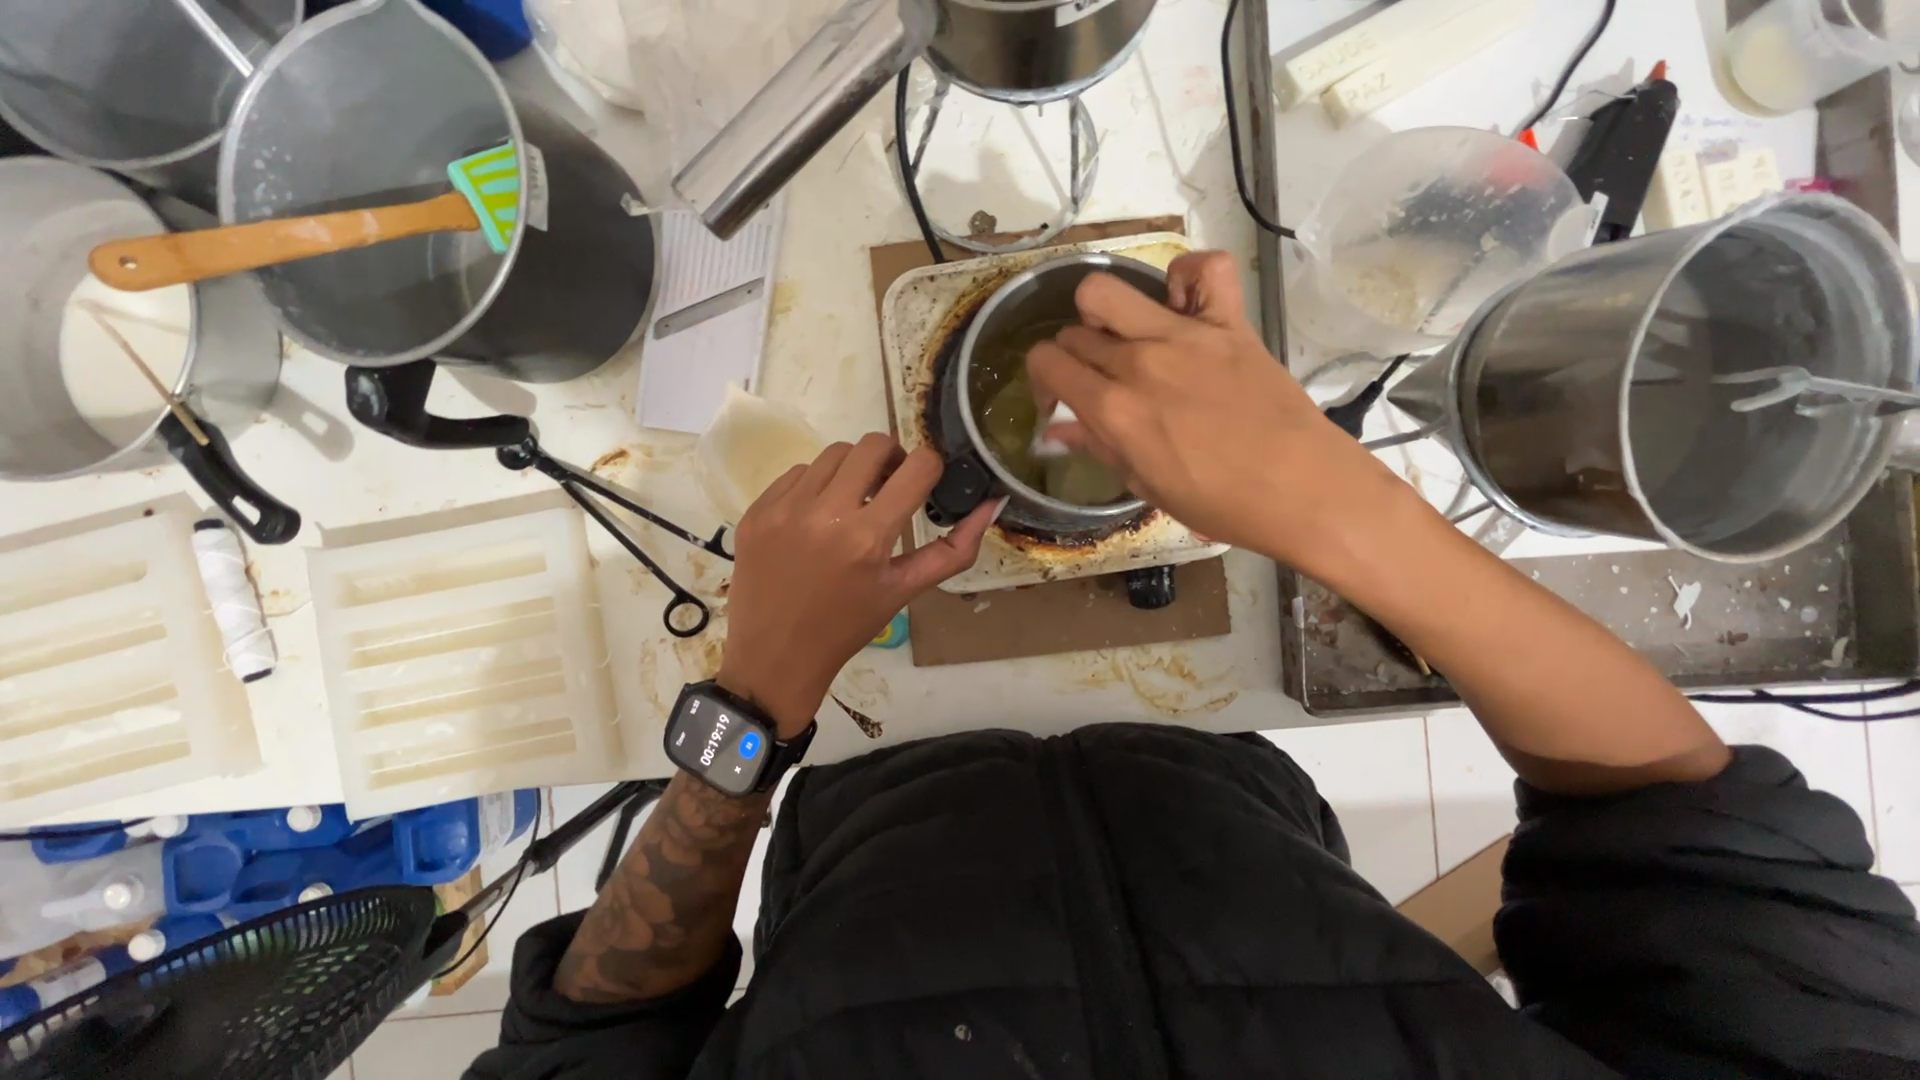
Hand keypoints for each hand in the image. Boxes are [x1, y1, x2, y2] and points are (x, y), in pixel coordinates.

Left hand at [717, 434, 997, 736]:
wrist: (775, 656)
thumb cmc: (847, 627)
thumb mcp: (904, 591)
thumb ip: (954, 549)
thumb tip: (992, 505)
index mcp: (868, 536)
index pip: (917, 466)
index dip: (930, 468)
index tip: (924, 484)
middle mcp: (824, 512)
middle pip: (873, 444)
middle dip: (892, 460)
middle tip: (890, 489)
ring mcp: (784, 508)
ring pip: (833, 453)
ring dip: (852, 470)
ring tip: (852, 504)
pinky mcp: (758, 510)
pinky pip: (797, 473)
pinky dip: (816, 486)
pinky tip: (816, 519)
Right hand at [1025, 251, 1399, 566]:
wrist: (1299, 489)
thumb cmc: (1219, 502)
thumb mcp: (1145, 485)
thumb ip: (1097, 446)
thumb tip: (1056, 429)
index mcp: (1113, 409)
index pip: (1046, 362)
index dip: (1041, 380)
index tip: (1058, 400)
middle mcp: (1139, 362)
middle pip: (1074, 332)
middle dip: (1072, 357)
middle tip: (1095, 383)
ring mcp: (1185, 335)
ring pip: (1107, 291)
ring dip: (1103, 313)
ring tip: (1125, 339)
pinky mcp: (1229, 322)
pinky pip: (1203, 269)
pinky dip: (1185, 278)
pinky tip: (1181, 306)